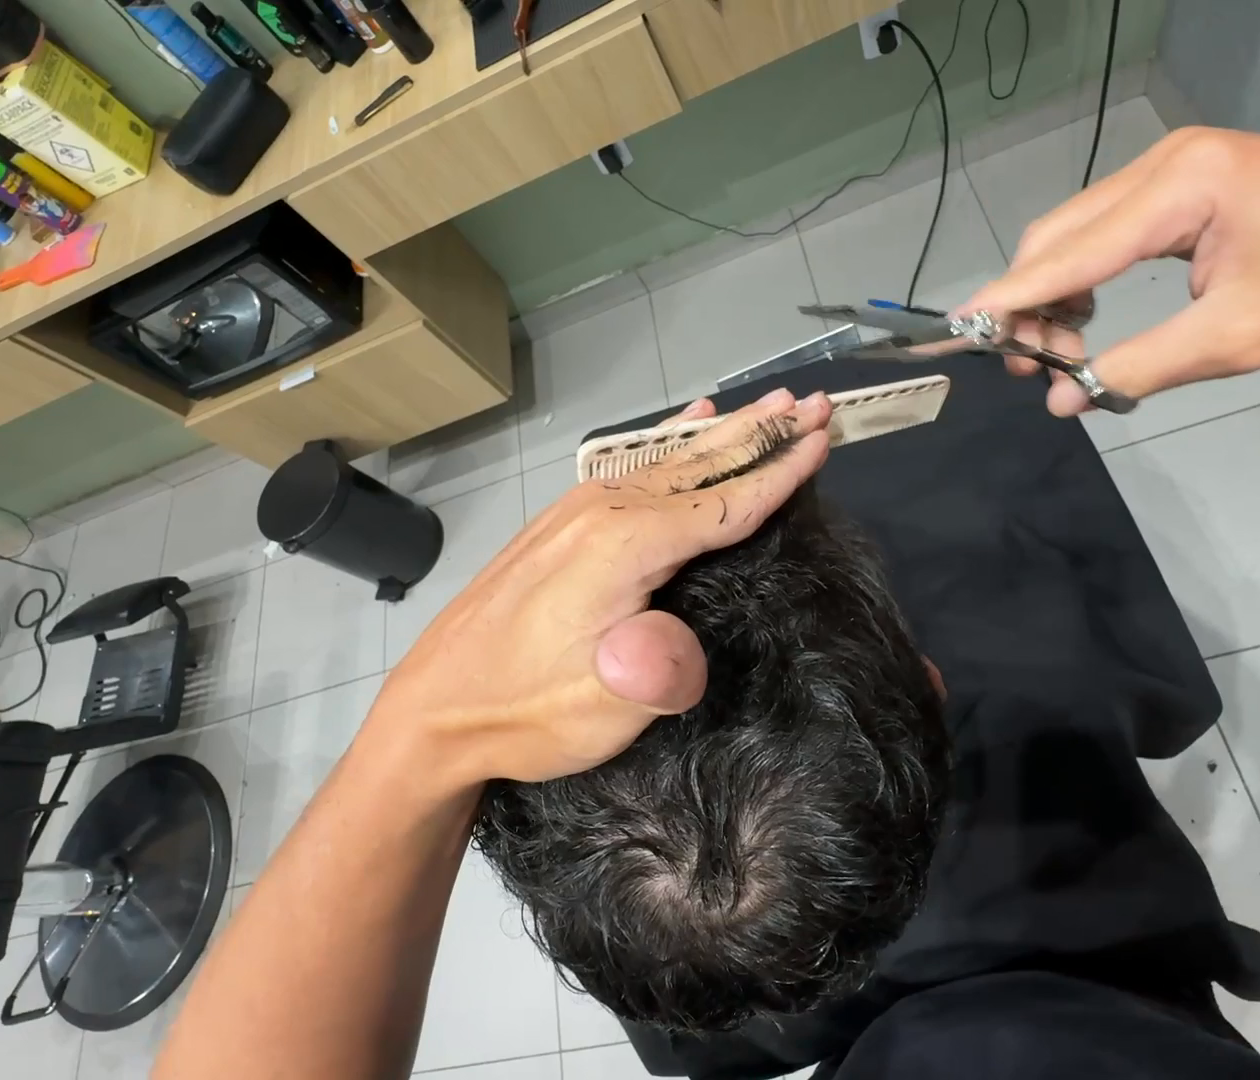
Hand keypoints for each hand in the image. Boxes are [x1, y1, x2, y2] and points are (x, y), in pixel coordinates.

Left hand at [373, 389, 831, 785]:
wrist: (434, 707)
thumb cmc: (523, 709)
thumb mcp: (600, 711)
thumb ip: (658, 673)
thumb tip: (685, 640)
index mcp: (624, 544)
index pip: (723, 502)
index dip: (780, 472)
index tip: (825, 437)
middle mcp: (603, 509)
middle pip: (701, 463)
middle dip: (763, 432)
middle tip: (817, 402)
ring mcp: (578, 509)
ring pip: (669, 459)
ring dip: (726, 432)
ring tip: (772, 405)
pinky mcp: (564, 522)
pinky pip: (634, 466)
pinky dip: (672, 442)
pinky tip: (688, 420)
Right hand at [960, 127, 1259, 414]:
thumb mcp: (1235, 341)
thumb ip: (1137, 369)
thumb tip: (1062, 401)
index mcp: (1182, 187)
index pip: (1069, 251)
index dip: (1012, 298)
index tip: (964, 334)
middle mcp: (1166, 163)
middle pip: (1058, 235)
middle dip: (1032, 303)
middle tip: (1036, 366)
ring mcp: (1173, 167)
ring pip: (1073, 232)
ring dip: (1055, 293)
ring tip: (1068, 350)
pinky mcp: (1183, 184)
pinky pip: (1104, 230)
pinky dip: (1082, 278)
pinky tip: (1091, 317)